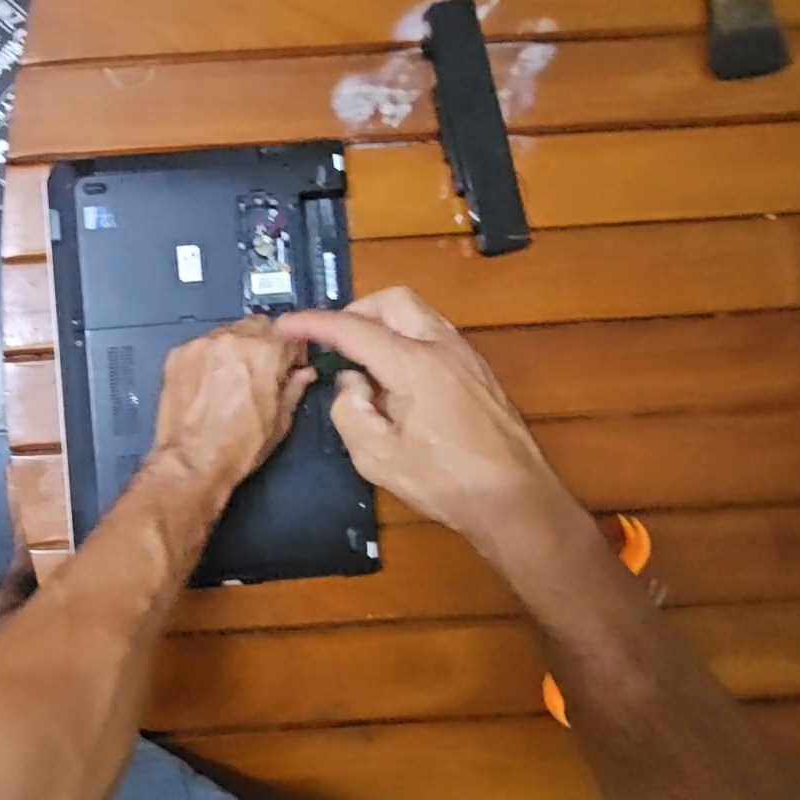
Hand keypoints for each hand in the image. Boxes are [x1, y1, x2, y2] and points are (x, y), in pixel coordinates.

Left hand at [150, 315, 315, 492]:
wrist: (190, 462)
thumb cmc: (239, 447)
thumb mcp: (279, 422)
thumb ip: (293, 388)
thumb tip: (304, 372)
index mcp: (264, 352)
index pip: (289, 332)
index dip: (292, 349)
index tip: (290, 364)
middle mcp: (232, 339)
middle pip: (256, 326)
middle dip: (262, 344)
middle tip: (259, 371)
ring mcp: (200, 344)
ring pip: (226, 333)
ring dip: (233, 349)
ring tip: (229, 379)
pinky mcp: (177, 354)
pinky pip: (200, 346)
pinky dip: (207, 358)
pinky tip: (206, 383)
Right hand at [275, 288, 576, 558]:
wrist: (514, 500)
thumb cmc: (444, 482)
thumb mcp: (376, 457)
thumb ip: (350, 410)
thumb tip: (353, 383)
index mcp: (414, 365)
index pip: (353, 329)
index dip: (312, 324)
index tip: (284, 325)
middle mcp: (442, 347)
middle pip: (392, 300)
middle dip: (354, 312)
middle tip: (332, 344)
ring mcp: (465, 356)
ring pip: (416, 312)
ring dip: (381, 323)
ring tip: (361, 363)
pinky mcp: (476, 370)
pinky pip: (432, 333)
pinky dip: (403, 339)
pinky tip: (394, 380)